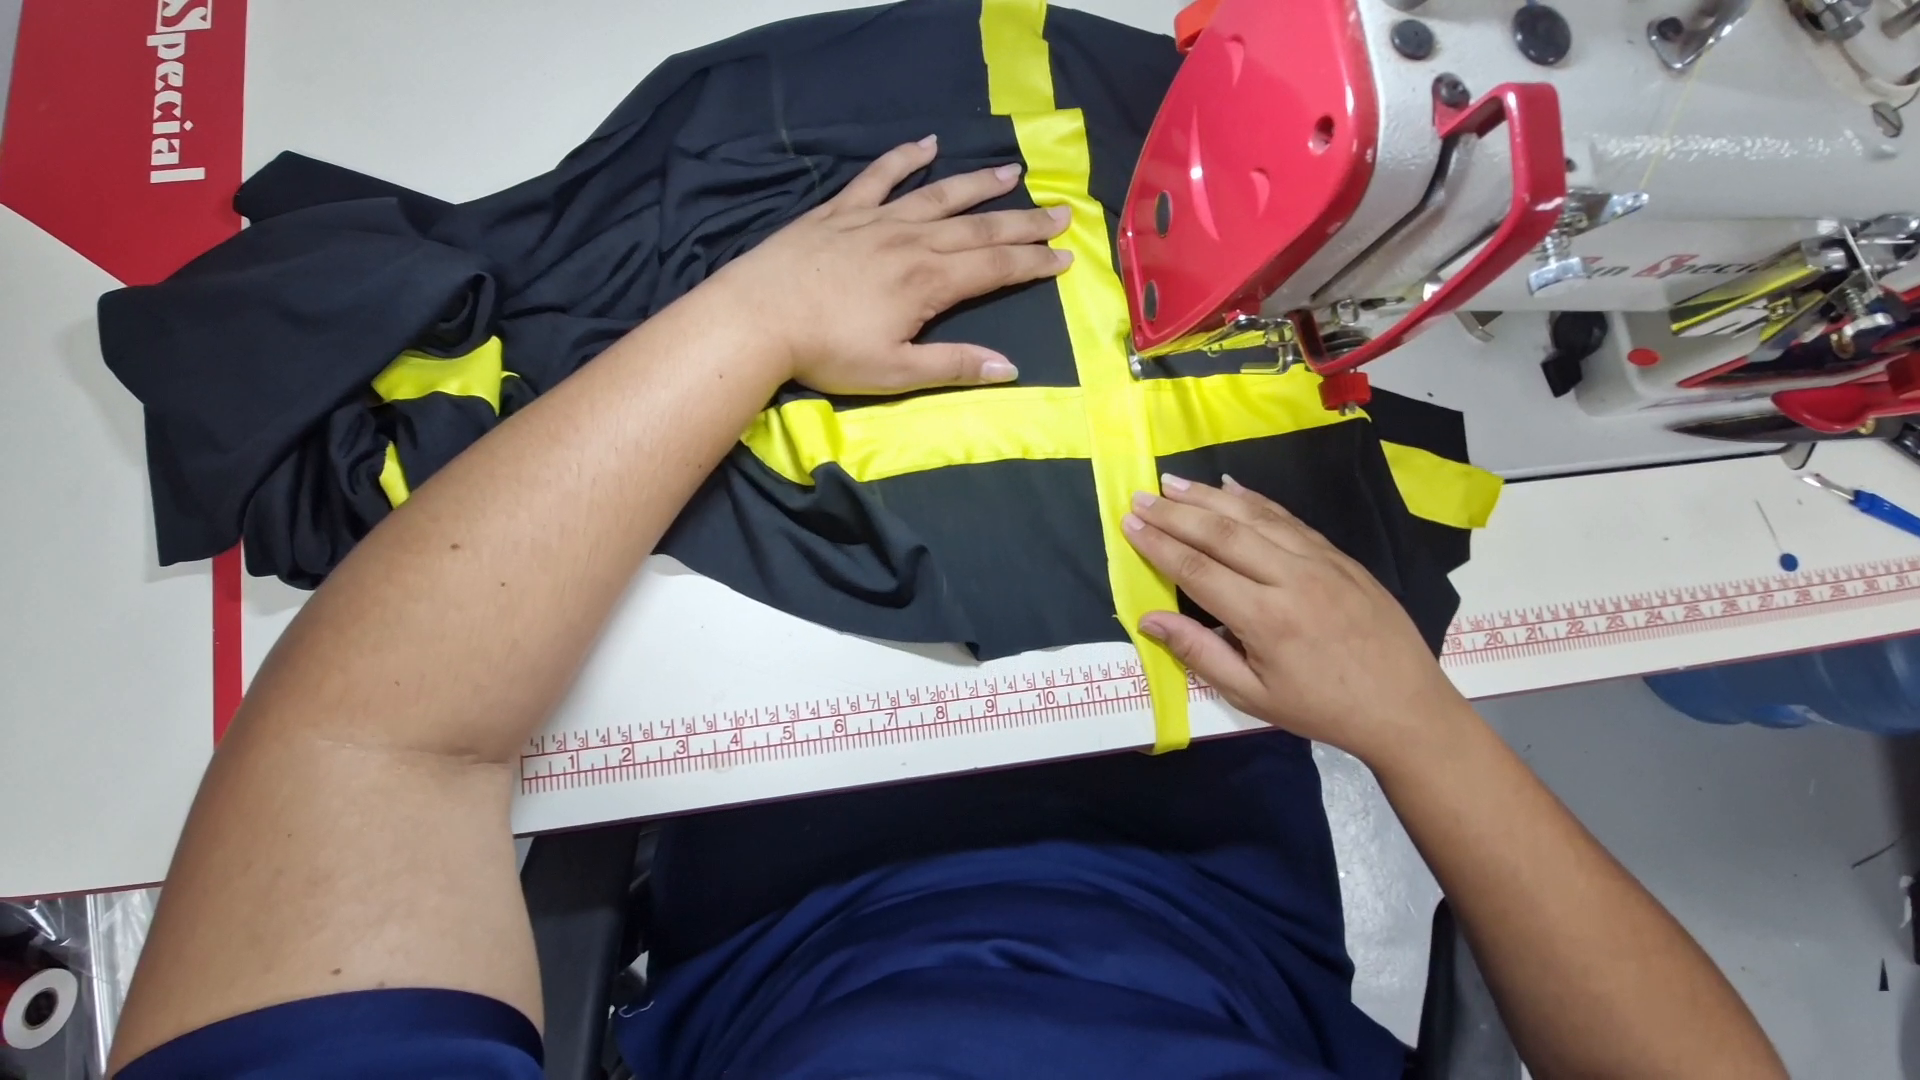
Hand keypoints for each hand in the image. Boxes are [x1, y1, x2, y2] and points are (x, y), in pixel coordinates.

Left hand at [709, 136, 1071, 395]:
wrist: (758, 318)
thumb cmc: (828, 351)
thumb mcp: (896, 372)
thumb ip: (954, 366)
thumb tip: (1010, 368)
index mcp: (930, 281)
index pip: (995, 267)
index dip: (1034, 263)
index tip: (1066, 256)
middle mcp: (912, 240)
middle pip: (979, 228)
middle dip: (1024, 222)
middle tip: (1060, 212)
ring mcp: (875, 220)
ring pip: (939, 196)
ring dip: (978, 184)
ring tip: (1011, 172)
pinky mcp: (841, 211)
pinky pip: (879, 176)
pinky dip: (904, 159)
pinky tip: (926, 145)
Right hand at [1122, 475, 1469, 764]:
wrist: (1405, 705)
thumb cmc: (1322, 708)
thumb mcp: (1253, 696)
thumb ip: (1200, 654)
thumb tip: (1149, 620)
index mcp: (1265, 619)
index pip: (1198, 570)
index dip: (1159, 545)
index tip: (1129, 525)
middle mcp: (1291, 579)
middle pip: (1221, 533)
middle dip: (1175, 513)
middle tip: (1140, 497)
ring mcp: (1320, 561)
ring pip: (1254, 516)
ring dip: (1208, 496)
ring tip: (1172, 483)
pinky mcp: (1339, 556)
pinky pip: (1288, 518)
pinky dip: (1255, 499)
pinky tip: (1230, 486)